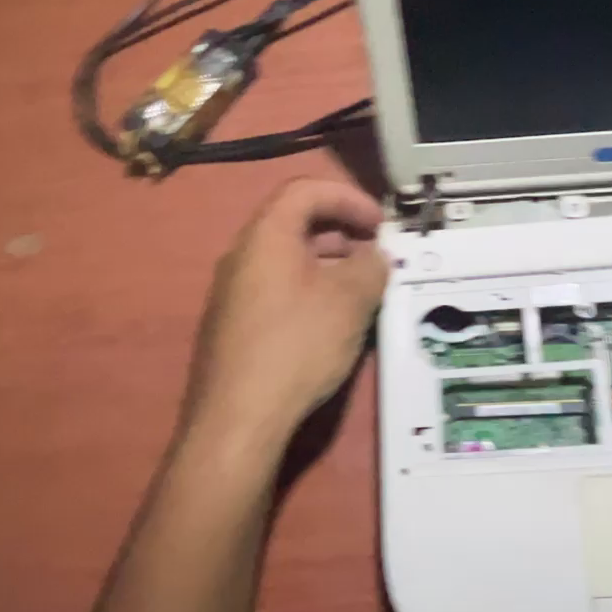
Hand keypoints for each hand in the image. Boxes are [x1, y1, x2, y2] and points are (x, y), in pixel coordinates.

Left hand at [181, 178, 389, 443]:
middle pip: (294, 223)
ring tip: (360, 292)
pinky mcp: (231, 327)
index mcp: (266, 235)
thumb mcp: (351, 301)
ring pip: (286, 260)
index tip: (379, 223)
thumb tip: (374, 256)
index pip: (306, 190)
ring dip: (327, 264)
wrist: (236, 421)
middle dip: (341, 232)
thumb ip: (371, 266)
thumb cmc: (297, 346)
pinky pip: (275, 290)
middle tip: (374, 255)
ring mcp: (231, 293)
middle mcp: (241, 255)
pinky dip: (308, 290)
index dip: (348, 197)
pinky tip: (330, 324)